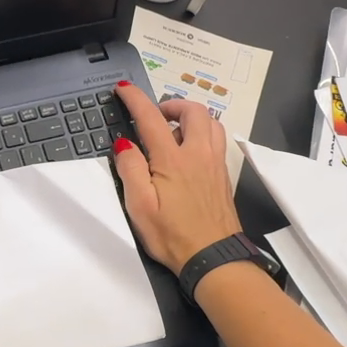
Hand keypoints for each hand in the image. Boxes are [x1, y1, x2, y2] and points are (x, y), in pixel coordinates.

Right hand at [111, 81, 242, 271]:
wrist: (214, 258)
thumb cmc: (172, 235)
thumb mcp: (139, 206)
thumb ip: (130, 169)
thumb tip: (124, 144)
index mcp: (173, 160)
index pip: (151, 118)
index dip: (135, 99)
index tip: (122, 89)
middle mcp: (198, 154)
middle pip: (193, 111)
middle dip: (172, 103)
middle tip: (154, 114)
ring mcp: (215, 164)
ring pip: (211, 123)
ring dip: (191, 116)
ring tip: (173, 129)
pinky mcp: (223, 176)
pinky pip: (217, 140)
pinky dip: (202, 132)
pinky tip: (189, 150)